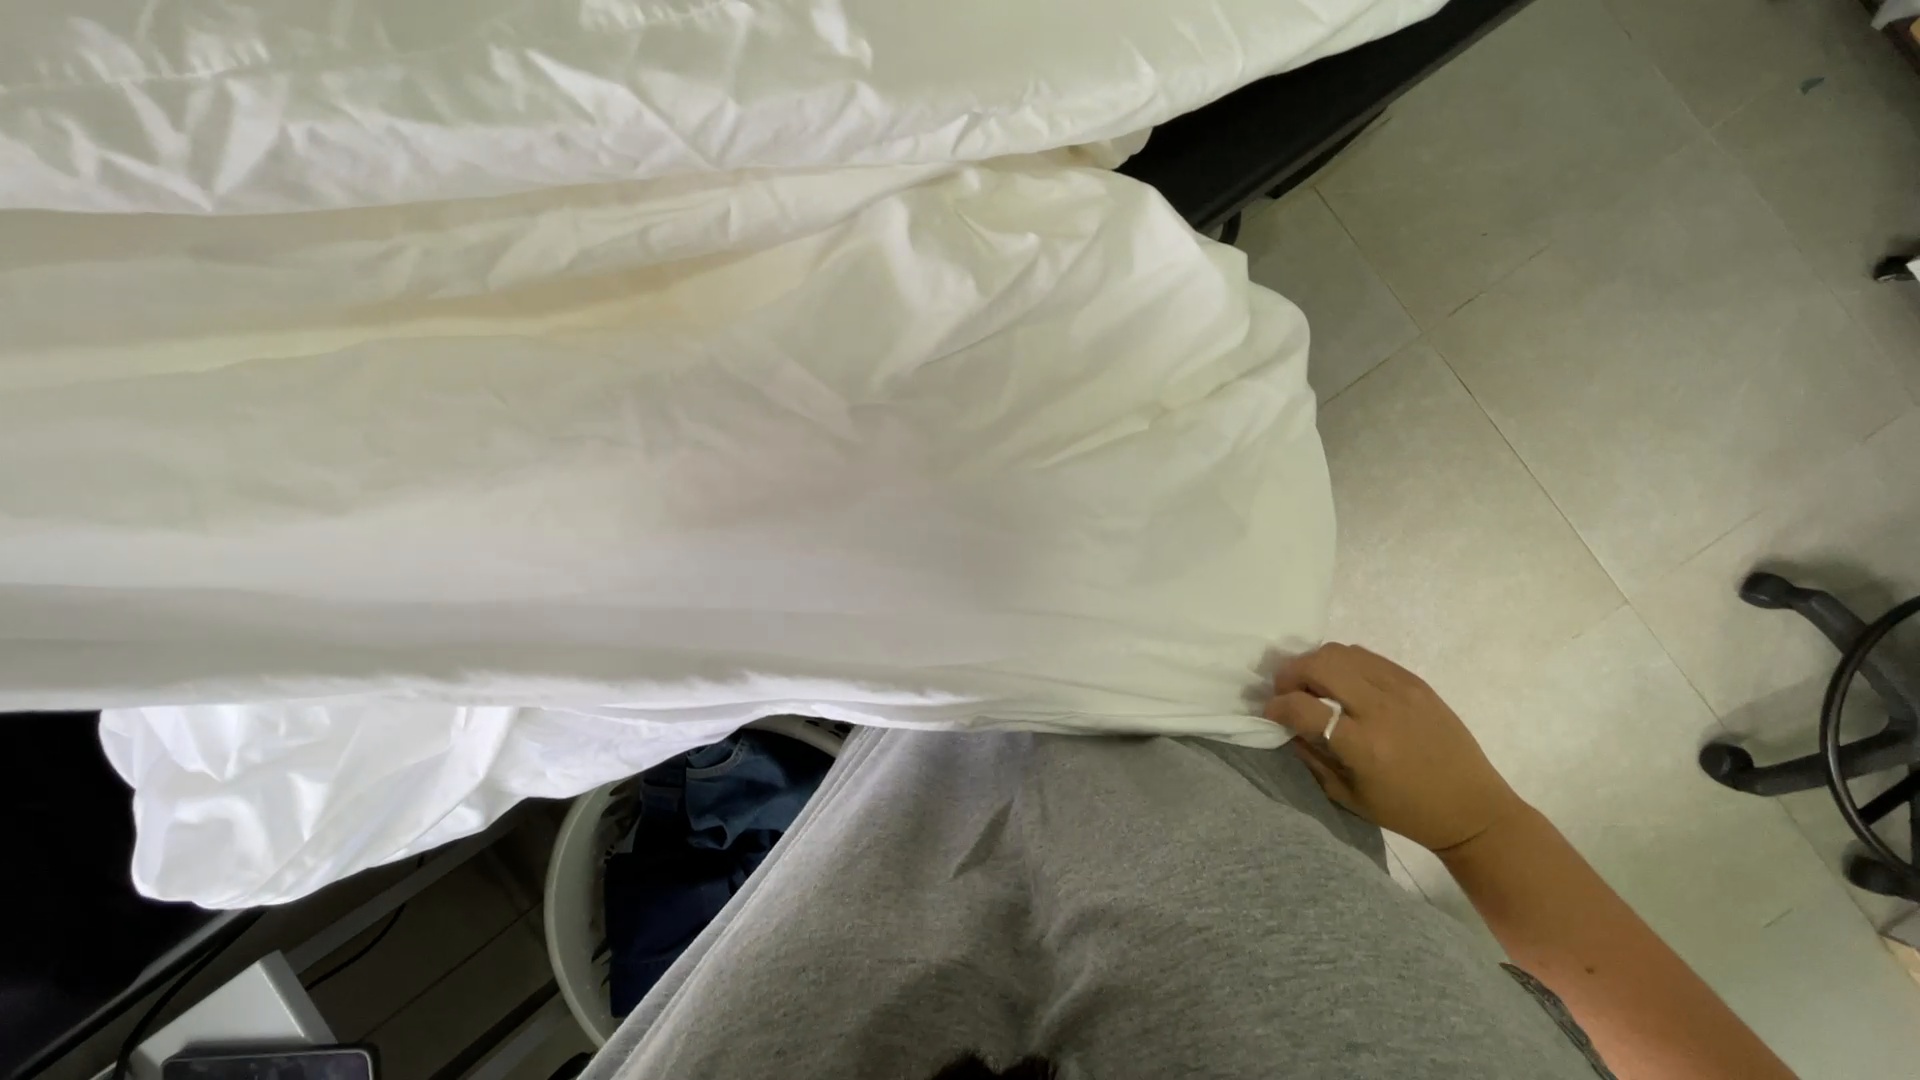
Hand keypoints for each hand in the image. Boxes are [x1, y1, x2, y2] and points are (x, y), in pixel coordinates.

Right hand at [1266, 643, 1527, 853]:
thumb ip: (1310, 756)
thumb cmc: (1406, 812)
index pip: (1301, 707)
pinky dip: (1344, 664)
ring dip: (1316, 664)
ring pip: (1341, 652)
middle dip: (1290, 674)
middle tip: (1287, 692)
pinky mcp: (1417, 682)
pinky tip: (1344, 685)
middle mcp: (1381, 709)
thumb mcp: (1347, 795)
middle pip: (1318, 665)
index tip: (1271, 714)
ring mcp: (1402, 690)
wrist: (1473, 807)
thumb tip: (1285, 724)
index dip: (1276, 707)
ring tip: (1314, 686)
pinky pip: (1367, 656)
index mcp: (1364, 745)